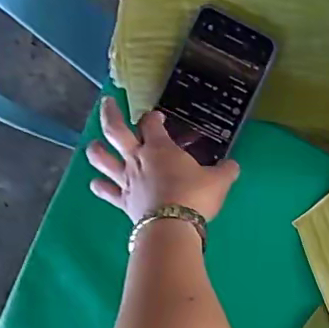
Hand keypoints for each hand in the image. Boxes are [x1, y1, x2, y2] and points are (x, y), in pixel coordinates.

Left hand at [87, 96, 239, 223]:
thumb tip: (232, 165)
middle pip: (115, 130)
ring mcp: (126, 179)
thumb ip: (226, 170)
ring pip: (101, 158)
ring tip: (95, 144)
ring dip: (96, 149)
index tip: (159, 116)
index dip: (154, 117)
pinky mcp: (122, 200)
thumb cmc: (196, 196)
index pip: (152, 124)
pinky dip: (100, 186)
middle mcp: (137, 158)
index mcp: (160, 148)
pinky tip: (98, 183)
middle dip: (110, 113)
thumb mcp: (220, 181)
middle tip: (107, 102)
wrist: (174, 225)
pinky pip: (105, 191)